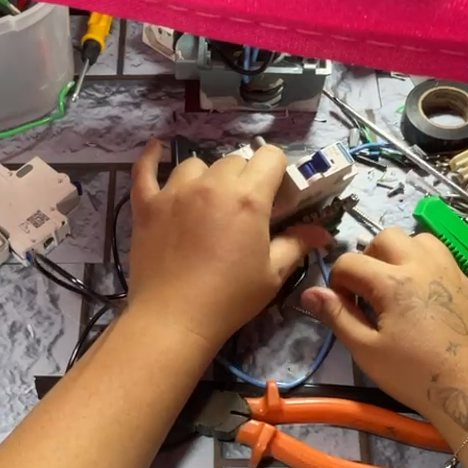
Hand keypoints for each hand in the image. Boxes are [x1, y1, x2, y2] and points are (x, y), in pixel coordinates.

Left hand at [125, 139, 331, 352]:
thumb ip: (296, 245)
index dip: (277, 173)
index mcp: (248, 198)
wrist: (174, 318)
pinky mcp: (147, 205)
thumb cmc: (229, 299)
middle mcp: (212, 185)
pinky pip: (145, 170)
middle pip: (234, 161)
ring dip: (206, 177)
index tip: (276, 195)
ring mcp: (175, 192)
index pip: (271, 157)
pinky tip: (157, 149)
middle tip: (241, 211)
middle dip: (244, 179)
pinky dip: (151, 158)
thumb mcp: (272, 275)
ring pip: (195, 164)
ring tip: (207, 202)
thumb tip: (322, 232)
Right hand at [299, 228, 467, 440]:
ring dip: (398, 254)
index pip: (349, 262)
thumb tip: (308, 293)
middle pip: (385, 237)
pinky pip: (440, 255)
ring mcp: (450, 269)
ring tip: (395, 287)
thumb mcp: (366, 350)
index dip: (337, 283)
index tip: (344, 308)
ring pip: (417, 239)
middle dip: (368, 259)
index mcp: (393, 281)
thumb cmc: (414, 374)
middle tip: (368, 293)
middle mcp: (422, 264)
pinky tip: (421, 296)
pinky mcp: (467, 281)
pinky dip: (422, 264)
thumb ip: (337, 316)